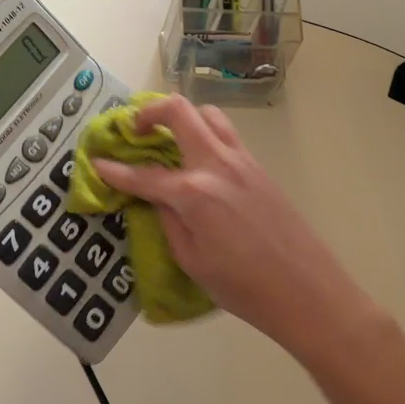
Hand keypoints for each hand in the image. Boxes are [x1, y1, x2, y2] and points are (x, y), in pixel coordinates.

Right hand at [90, 94, 366, 352]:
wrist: (308, 292)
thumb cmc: (244, 288)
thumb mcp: (191, 261)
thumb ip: (168, 220)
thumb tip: (156, 197)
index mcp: (194, 193)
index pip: (144, 175)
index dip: (115, 171)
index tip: (97, 163)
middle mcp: (216, 165)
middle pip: (178, 112)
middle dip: (148, 112)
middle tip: (134, 129)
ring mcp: (242, 162)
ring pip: (208, 115)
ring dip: (183, 118)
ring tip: (168, 139)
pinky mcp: (259, 168)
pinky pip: (226, 136)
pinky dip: (205, 135)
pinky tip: (199, 164)